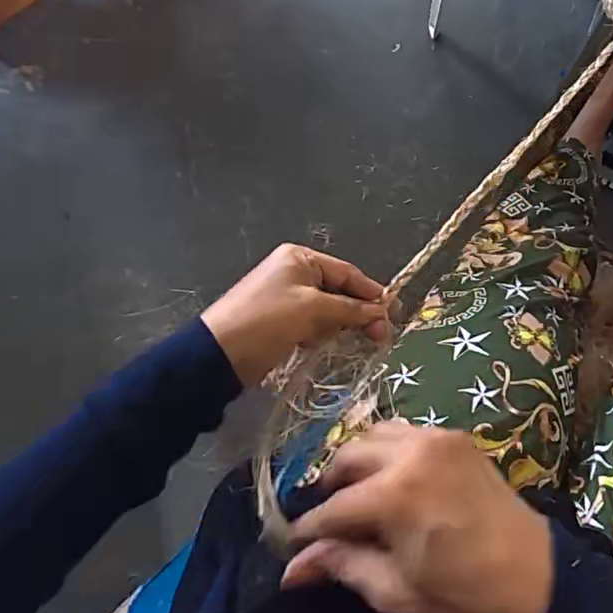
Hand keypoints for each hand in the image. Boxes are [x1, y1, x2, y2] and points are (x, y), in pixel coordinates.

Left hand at [201, 244, 391, 385]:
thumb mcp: (312, 309)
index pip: (346, 272)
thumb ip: (350, 309)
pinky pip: (311, 325)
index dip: (370, 293)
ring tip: (324, 340)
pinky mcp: (281, 321)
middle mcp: (294, 273)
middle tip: (377, 337)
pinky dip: (316, 335)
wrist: (220, 353)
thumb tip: (382, 312)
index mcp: (300, 259)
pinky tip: (310, 346)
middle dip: (354, 313)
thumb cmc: (267, 320)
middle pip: (339, 291)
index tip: (392, 315)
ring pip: (327, 311)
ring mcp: (286, 298)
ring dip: (332, 327)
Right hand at [280, 421, 553, 612]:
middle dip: (330, 486)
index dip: (309, 526)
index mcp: (394, 497)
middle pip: (346, 457)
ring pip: (372, 435)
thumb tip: (292, 569)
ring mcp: (432, 437)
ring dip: (358, 461)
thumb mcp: (397, 591)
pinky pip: (403, 430)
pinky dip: (387, 448)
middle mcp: (408, 454)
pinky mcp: (451, 434)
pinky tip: (393, 473)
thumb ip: (342, 567)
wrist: (535, 572)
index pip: (333, 507)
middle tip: (330, 514)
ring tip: (360, 490)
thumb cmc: (465, 591)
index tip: (293, 539)